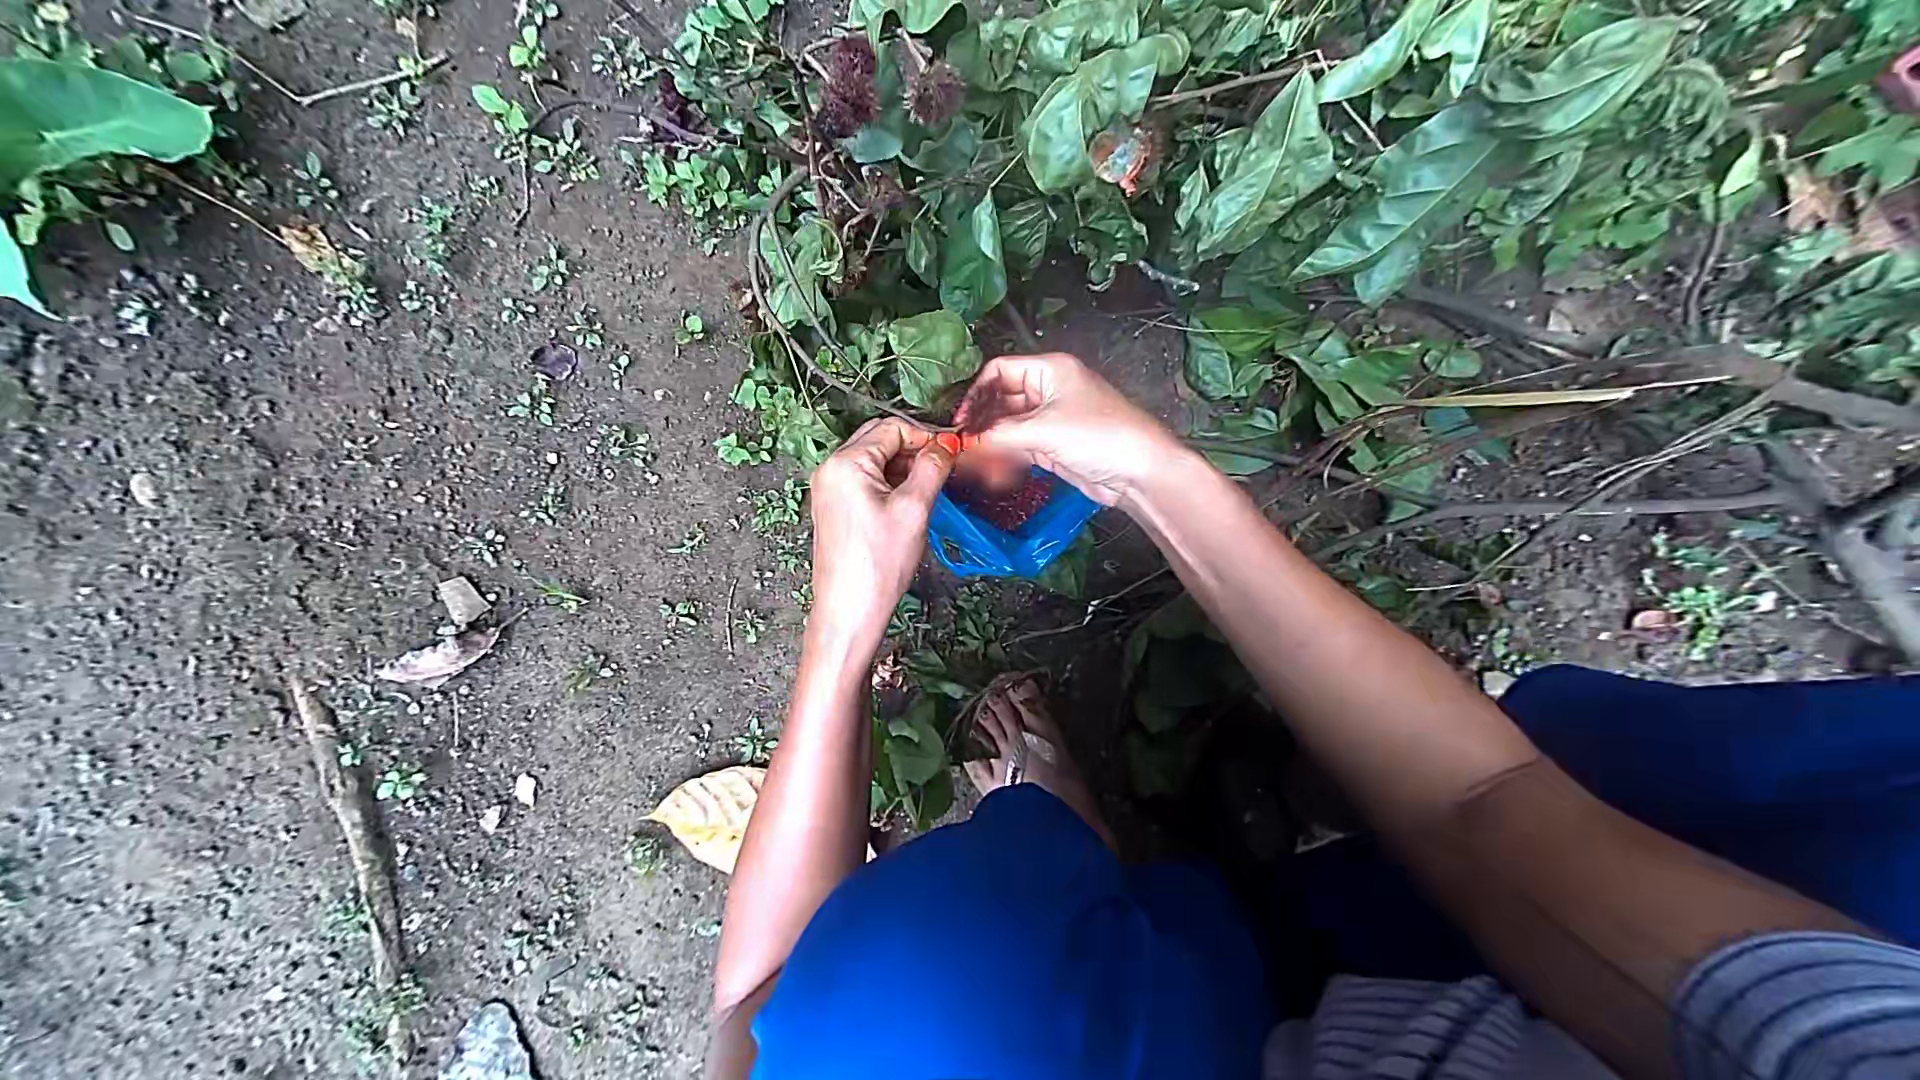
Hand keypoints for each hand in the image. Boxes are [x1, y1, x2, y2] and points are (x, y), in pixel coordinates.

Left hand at [806, 418, 951, 650]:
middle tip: (944, 465)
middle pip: (879, 439)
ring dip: (903, 466)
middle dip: (914, 448)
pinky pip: (865, 481)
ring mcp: (830, 490)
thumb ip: (932, 468)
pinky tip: (909, 502)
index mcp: (845, 463)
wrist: (850, 610)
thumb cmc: (877, 565)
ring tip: (930, 487)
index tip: (952, 450)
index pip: (891, 428)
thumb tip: (946, 445)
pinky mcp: (835, 508)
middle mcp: (830, 470)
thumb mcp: (914, 509)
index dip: (926, 435)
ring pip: (874, 461)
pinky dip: (890, 483)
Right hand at [953, 352, 1183, 505]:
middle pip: (1000, 401)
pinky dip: (1005, 457)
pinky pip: (1019, 447)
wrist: (1139, 472)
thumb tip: (967, 440)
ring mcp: (1050, 419)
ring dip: (991, 444)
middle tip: (963, 446)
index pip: (999, 371)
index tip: (961, 420)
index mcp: (1049, 371)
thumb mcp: (1044, 430)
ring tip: (977, 464)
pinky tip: (995, 472)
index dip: (976, 394)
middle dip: (981, 423)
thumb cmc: (1103, 436)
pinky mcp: (1052, 445)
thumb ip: (1000, 434)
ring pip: (1008, 427)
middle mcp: (1048, 390)